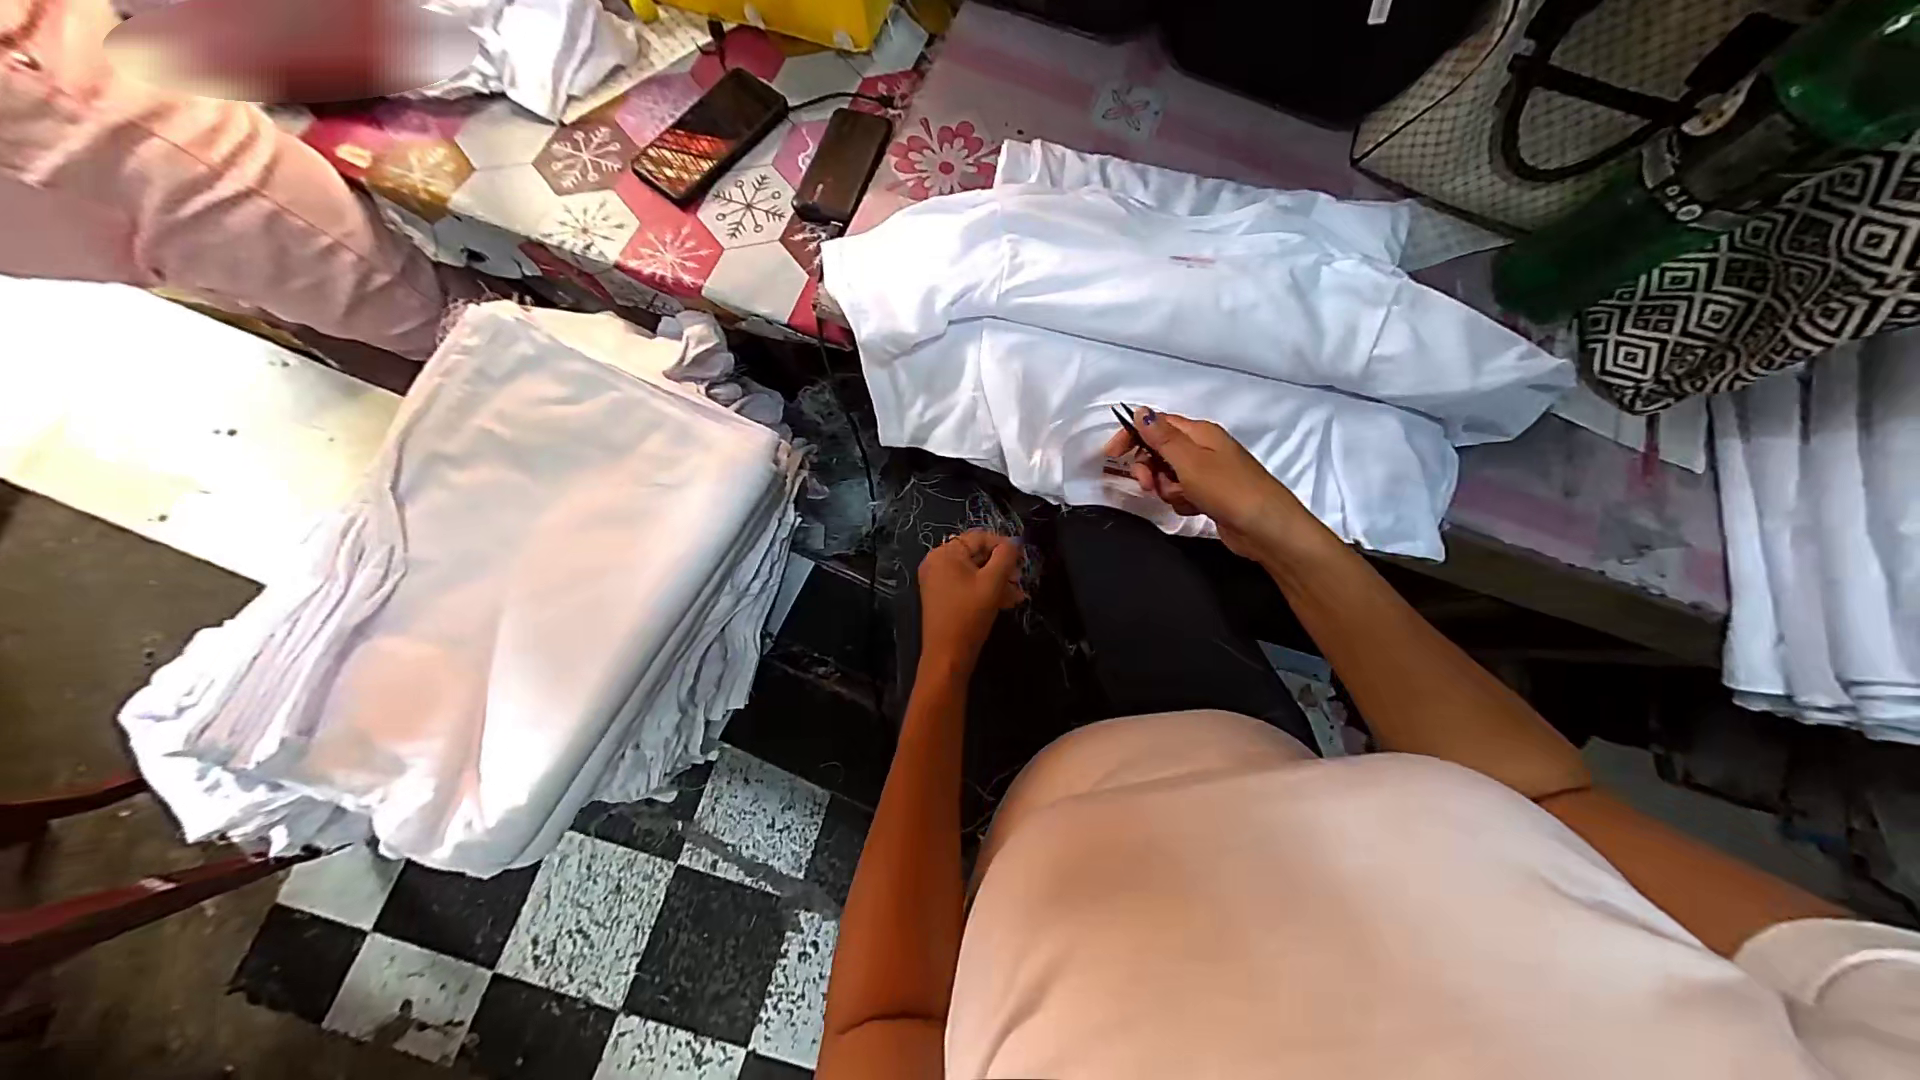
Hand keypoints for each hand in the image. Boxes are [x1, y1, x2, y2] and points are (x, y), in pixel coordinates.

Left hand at [917, 531, 1025, 668]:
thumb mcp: (992, 582)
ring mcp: (937, 580)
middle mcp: (937, 562)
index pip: (979, 537)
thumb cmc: (970, 615)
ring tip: (1017, 595)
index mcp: (944, 553)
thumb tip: (1014, 542)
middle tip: (1020, 580)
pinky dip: (985, 590)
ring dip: (997, 580)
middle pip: (976, 554)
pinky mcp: (941, 595)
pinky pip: (967, 584)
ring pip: (974, 572)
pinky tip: (1006, 602)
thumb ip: (1006, 556)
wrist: (948, 655)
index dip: (1004, 546)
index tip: (1022, 560)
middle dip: (1002, 567)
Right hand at [1102, 407, 1322, 560]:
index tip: (1112, 455)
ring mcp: (1207, 472)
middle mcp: (1203, 448)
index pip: (1157, 423)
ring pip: (1167, 475)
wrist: (1266, 528)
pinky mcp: (1209, 494)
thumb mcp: (1190, 462)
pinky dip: (1180, 500)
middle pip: (1159, 450)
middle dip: (1148, 468)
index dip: (1132, 435)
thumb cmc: (1228, 490)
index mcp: (1199, 432)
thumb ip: (1162, 437)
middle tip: (1147, 485)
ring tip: (1181, 498)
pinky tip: (1192, 508)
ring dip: (1165, 487)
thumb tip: (1141, 411)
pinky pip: (1181, 492)